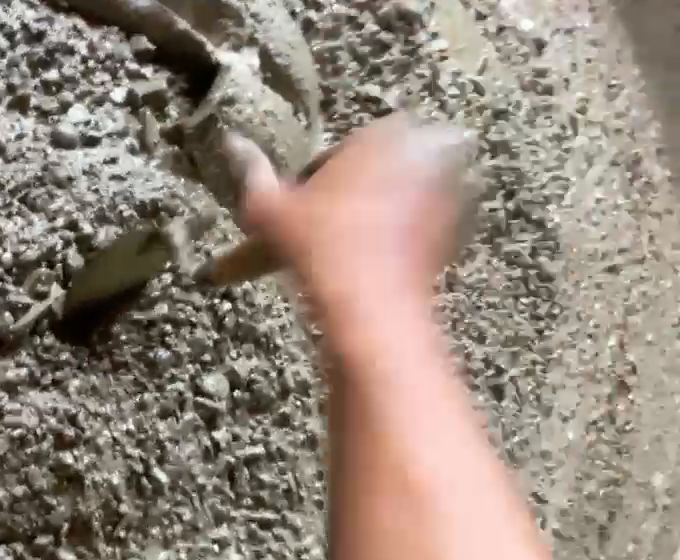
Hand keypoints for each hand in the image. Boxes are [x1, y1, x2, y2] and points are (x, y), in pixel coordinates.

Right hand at [226, 115, 472, 323]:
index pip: (341, 151)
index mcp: (387, 130)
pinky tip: (368, 259)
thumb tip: (231, 140)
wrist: (368, 295)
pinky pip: (422, 218)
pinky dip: (399, 233)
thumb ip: (251, 170)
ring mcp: (456, 180)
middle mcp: (433, 143)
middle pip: (377, 168)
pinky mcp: (463, 217)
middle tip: (319, 231)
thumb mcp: (267, 208)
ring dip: (376, 212)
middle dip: (352, 193)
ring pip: (402, 192)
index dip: (313, 184)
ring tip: (342, 248)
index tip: (297, 213)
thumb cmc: (314, 243)